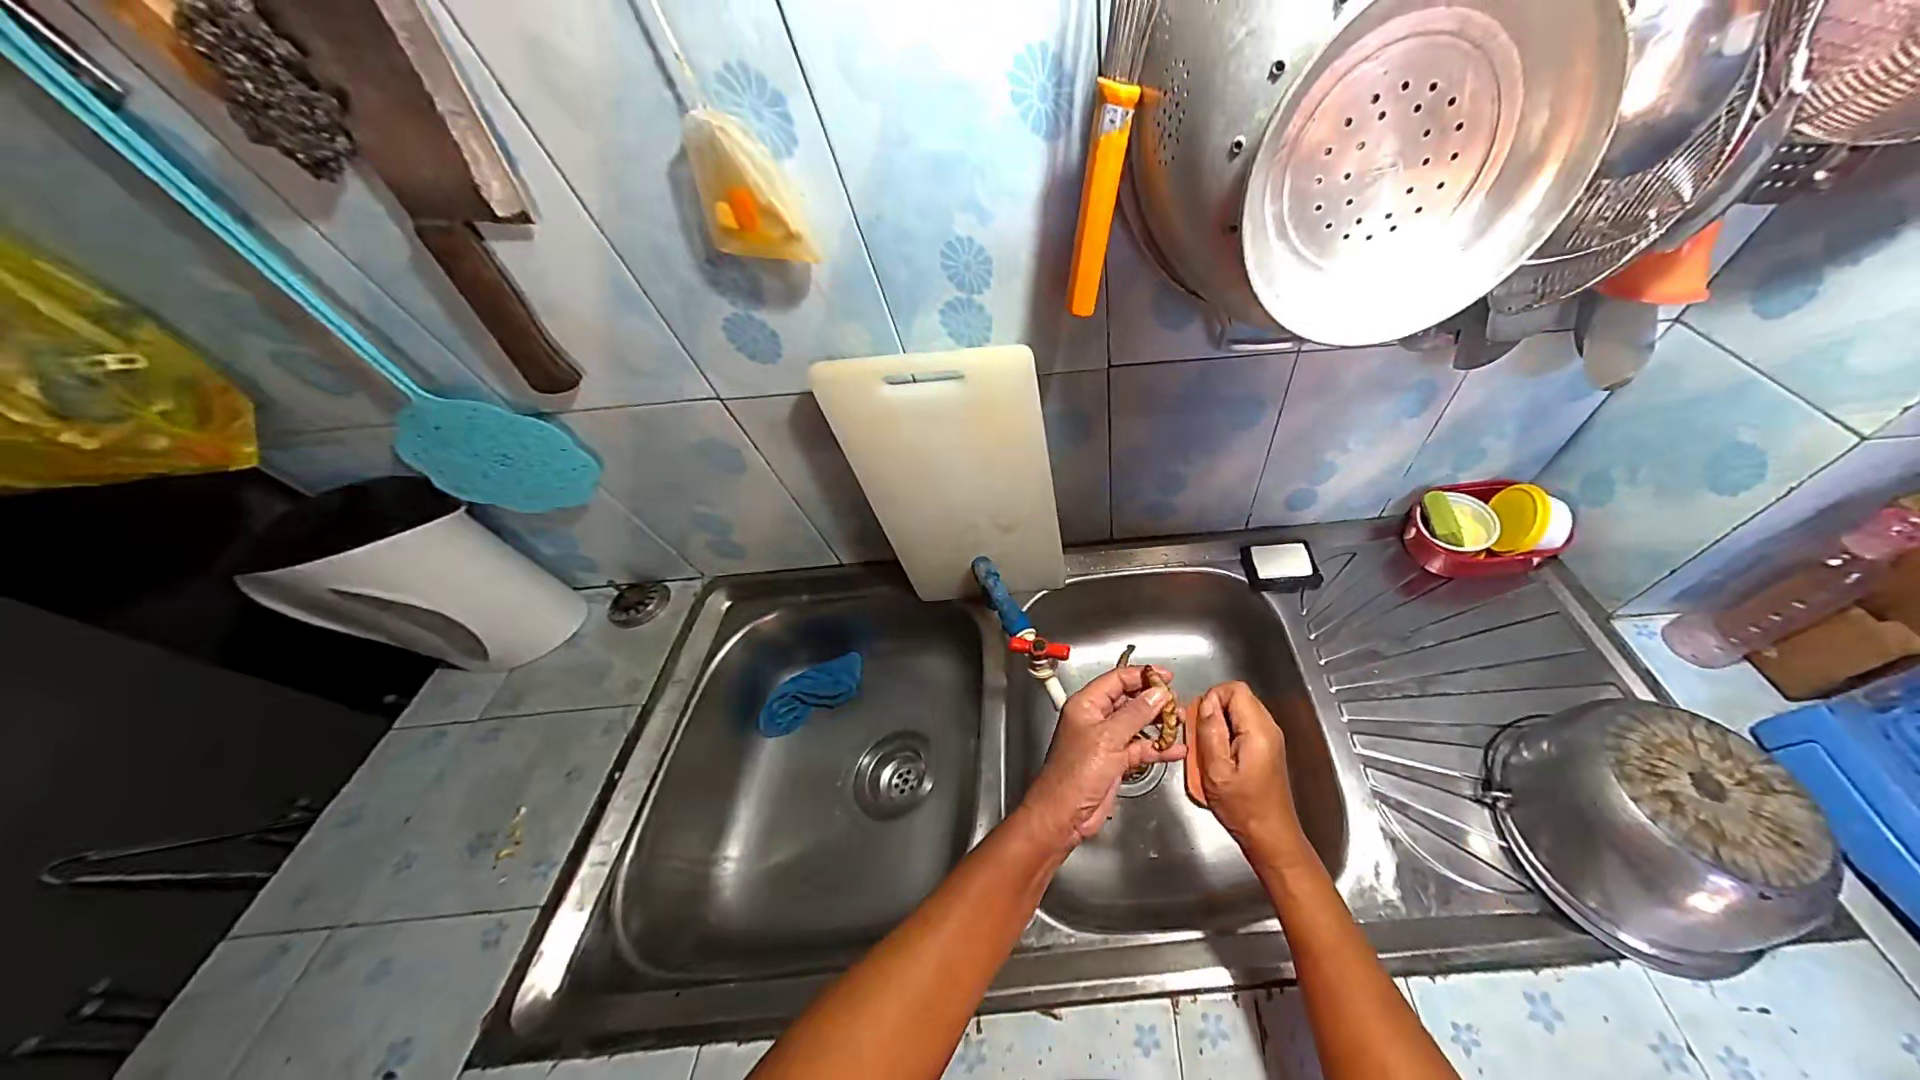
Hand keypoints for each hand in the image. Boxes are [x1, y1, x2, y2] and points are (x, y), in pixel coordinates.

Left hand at [1018, 665, 1186, 849]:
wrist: (1065, 813)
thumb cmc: (1074, 774)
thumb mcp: (1109, 738)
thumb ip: (1136, 714)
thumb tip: (1157, 694)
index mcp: (1086, 705)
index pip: (1116, 680)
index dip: (1141, 676)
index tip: (1165, 676)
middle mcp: (1095, 719)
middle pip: (1128, 700)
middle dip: (1153, 700)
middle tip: (1176, 702)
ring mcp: (1105, 740)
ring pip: (1136, 724)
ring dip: (1158, 724)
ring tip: (1179, 722)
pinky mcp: (1114, 761)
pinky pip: (1140, 748)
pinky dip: (1157, 748)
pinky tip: (1175, 749)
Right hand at [1191, 681, 1303, 861]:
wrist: (1270, 835)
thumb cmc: (1243, 807)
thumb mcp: (1215, 770)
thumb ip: (1209, 731)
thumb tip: (1205, 703)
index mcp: (1258, 731)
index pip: (1234, 688)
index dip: (1212, 698)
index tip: (1200, 722)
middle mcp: (1269, 728)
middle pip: (1237, 696)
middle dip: (1214, 710)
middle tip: (1203, 738)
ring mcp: (1270, 738)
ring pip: (1238, 710)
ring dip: (1219, 723)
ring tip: (1210, 750)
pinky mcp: (1266, 748)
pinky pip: (1242, 725)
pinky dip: (1227, 734)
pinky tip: (1220, 757)